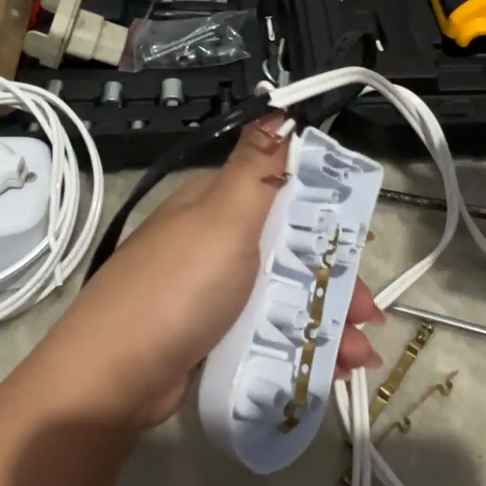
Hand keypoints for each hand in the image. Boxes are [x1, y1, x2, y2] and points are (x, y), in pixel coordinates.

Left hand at [43, 115, 383, 426]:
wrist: (115, 375)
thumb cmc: (179, 287)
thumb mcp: (224, 216)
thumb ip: (257, 166)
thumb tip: (277, 110)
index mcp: (217, 204)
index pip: (284, 193)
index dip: (328, 214)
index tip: (362, 243)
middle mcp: (215, 241)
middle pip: (291, 251)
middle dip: (335, 281)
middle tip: (370, 314)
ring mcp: (211, 292)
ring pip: (283, 296)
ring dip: (326, 321)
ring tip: (360, 355)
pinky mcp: (211, 336)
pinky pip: (267, 333)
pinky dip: (301, 347)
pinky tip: (333, 370)